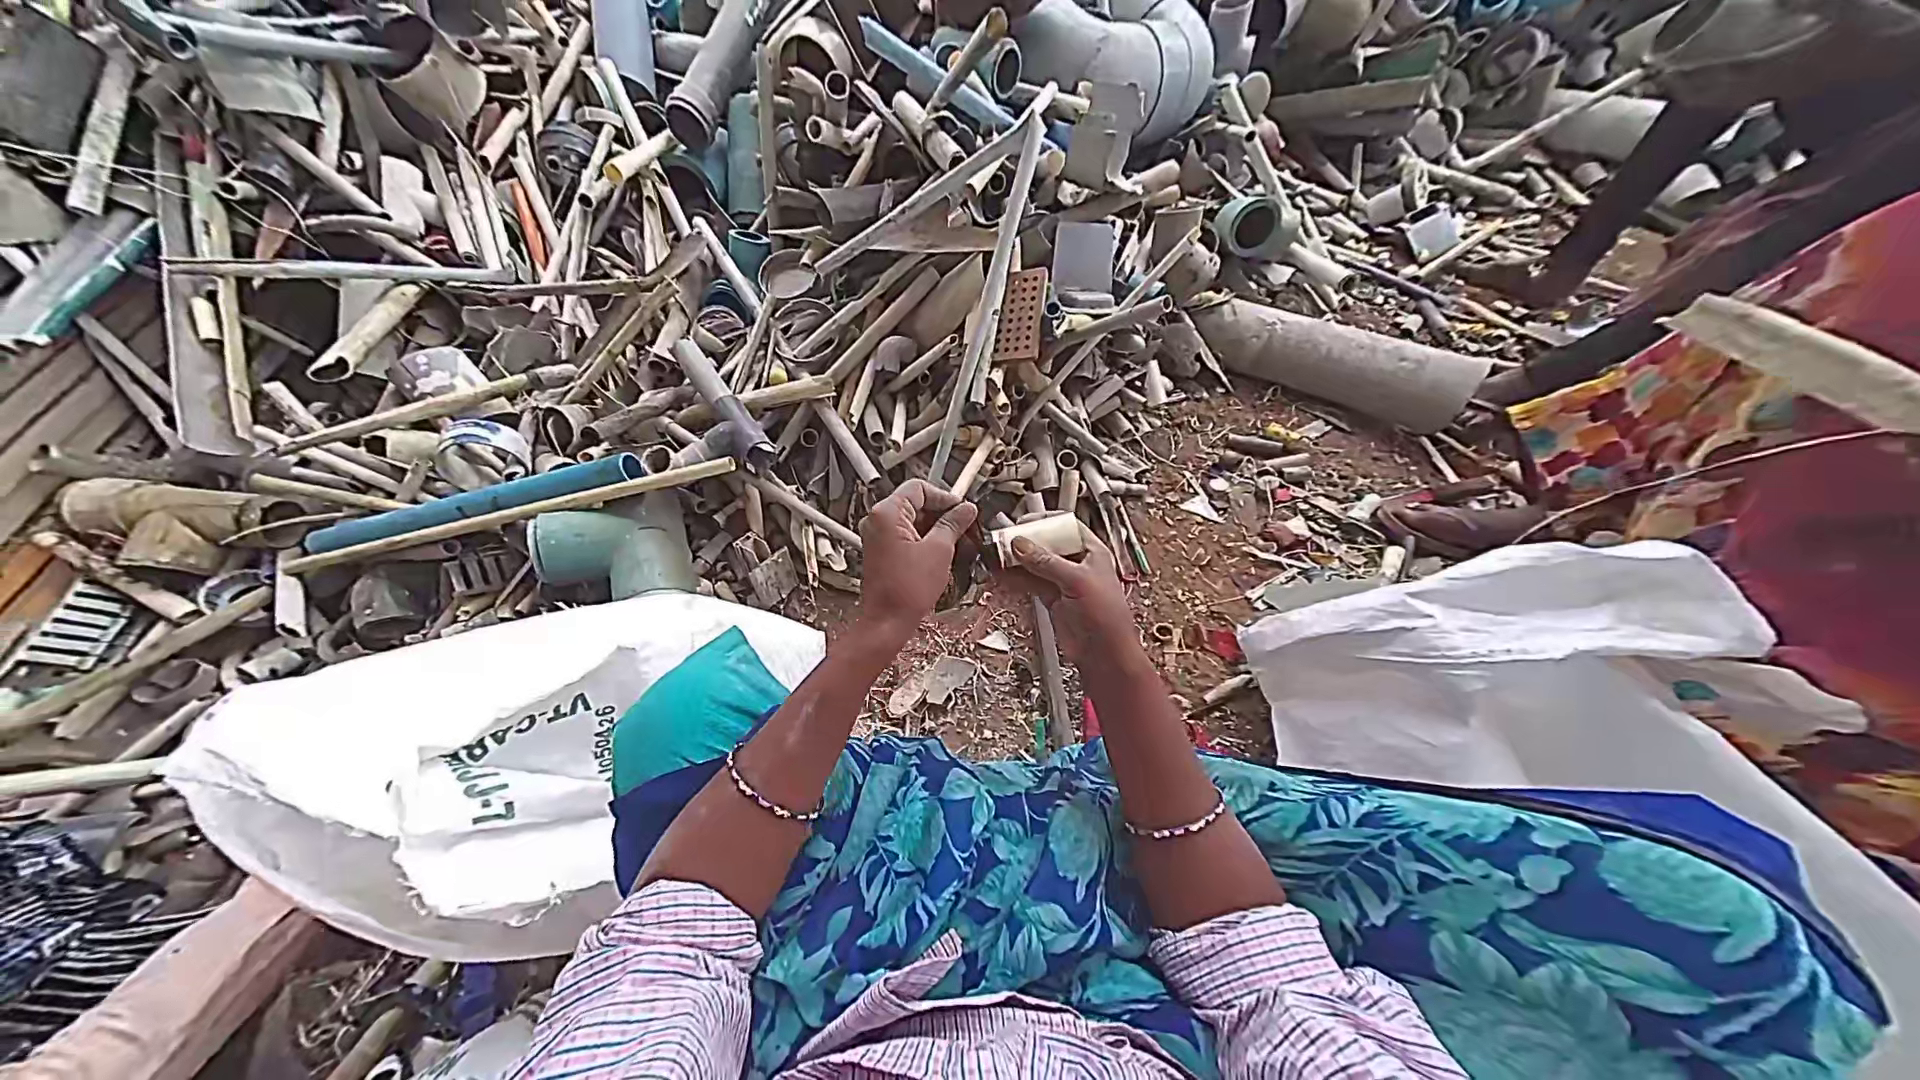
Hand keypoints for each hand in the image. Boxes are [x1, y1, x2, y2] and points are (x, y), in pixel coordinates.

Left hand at [856, 479, 978, 637]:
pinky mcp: (883, 552)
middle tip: (965, 526)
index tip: (962, 510)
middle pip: (916, 503)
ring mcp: (878, 537)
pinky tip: (943, 553)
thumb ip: (953, 524)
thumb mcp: (940, 550)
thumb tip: (965, 510)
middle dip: (943, 514)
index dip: (945, 497)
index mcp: (887, 513)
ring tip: (958, 542)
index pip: (919, 488)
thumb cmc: (905, 591)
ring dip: (937, 528)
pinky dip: (926, 540)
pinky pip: (907, 536)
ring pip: (914, 520)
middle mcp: (877, 521)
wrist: (888, 621)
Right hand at [1002, 524, 1140, 667]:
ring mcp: (1063, 582)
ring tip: (997, 554)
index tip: (1023, 521)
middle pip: (1046, 544)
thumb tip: (1022, 545)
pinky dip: (1015, 578)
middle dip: (1026, 541)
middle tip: (1005, 538)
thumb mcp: (1077, 581)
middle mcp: (1077, 564)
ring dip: (1016, 560)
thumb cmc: (1108, 618)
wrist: (1105, 653)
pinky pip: (1030, 582)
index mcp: (1092, 552)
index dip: (1045, 522)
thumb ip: (1046, 562)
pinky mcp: (1052, 599)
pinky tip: (1001, 573)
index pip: (1066, 527)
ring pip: (1035, 564)